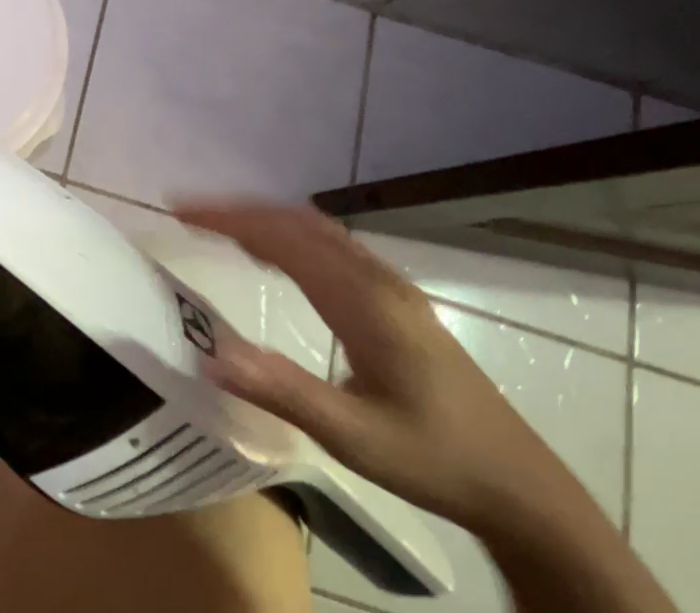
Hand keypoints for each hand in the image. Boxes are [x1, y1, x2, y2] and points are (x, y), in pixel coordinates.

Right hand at [173, 204, 583, 534]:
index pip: (287, 241)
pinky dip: (290, 238)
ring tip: (216, 226)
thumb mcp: (352, 436)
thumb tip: (208, 355)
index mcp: (367, 305)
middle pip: (303, 224)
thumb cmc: (434, 460)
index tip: (180, 213)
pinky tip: (271, 256)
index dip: (230, 221)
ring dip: (266, 221)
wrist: (519, 487)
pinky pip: (333, 250)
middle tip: (187, 215)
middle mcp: (381, 284)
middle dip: (242, 211)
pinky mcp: (398, 306)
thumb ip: (282, 392)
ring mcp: (394, 292)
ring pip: (320, 233)